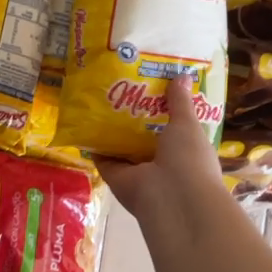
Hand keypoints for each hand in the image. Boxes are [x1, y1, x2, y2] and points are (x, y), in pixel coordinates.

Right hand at [95, 76, 225, 222]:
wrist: (171, 197)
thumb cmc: (188, 159)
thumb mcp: (187, 125)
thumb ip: (180, 102)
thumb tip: (184, 74)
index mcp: (183, 151)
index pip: (172, 128)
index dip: (162, 109)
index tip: (149, 86)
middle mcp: (160, 162)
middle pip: (143, 136)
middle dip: (132, 116)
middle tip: (119, 88)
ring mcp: (136, 170)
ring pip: (121, 145)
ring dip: (110, 128)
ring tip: (98, 98)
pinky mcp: (114, 174)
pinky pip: (101, 155)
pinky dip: (92, 141)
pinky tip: (83, 120)